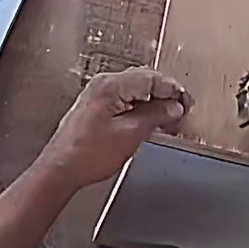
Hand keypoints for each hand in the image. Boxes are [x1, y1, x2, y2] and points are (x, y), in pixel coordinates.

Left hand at [39, 68, 192, 188]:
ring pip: (135, 91)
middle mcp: (103, 85)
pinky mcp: (96, 107)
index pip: (151, 78)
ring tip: (170, 121)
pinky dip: (141, 108)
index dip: (173, 90)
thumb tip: (174, 107)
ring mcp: (98, 95)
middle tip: (182, 111)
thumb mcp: (130, 134)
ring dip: (154, 103)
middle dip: (165, 96)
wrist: (61, 169)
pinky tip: (150, 122)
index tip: (187, 103)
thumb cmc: (87, 154)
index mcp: (111, 86)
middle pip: (144, 81)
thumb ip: (155, 116)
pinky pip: (125, 100)